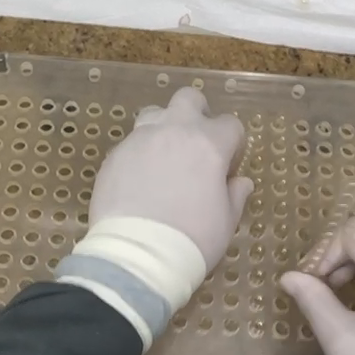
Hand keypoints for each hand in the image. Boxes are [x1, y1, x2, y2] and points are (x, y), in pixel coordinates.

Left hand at [55, 87, 249, 348]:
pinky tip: (140, 180)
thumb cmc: (193, 240)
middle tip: (197, 147)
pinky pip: (131, 143)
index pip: (231, 125)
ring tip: (165, 158)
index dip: (233, 147)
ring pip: (155, 113)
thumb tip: (240, 182)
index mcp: (208, 144)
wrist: (138, 256)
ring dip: (164, 128)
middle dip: (198, 115)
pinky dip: (140, 154)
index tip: (227, 171)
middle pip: (189, 98)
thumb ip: (235, 195)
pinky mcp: (114, 156)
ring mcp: (139, 140)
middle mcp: (174, 131)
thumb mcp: (226, 222)